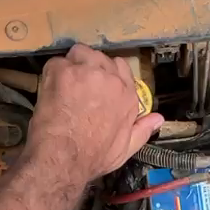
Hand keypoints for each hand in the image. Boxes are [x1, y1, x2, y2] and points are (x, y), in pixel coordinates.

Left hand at [25, 44, 164, 181]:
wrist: (65, 156)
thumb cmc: (94, 156)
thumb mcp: (126, 149)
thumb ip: (143, 129)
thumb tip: (158, 119)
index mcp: (127, 95)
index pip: (121, 67)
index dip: (108, 74)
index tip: (99, 86)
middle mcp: (110, 78)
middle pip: (100, 58)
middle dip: (90, 68)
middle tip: (78, 87)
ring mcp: (86, 71)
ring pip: (80, 54)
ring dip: (74, 64)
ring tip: (66, 83)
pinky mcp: (62, 70)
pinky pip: (56, 62)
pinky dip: (52, 74)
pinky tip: (51, 90)